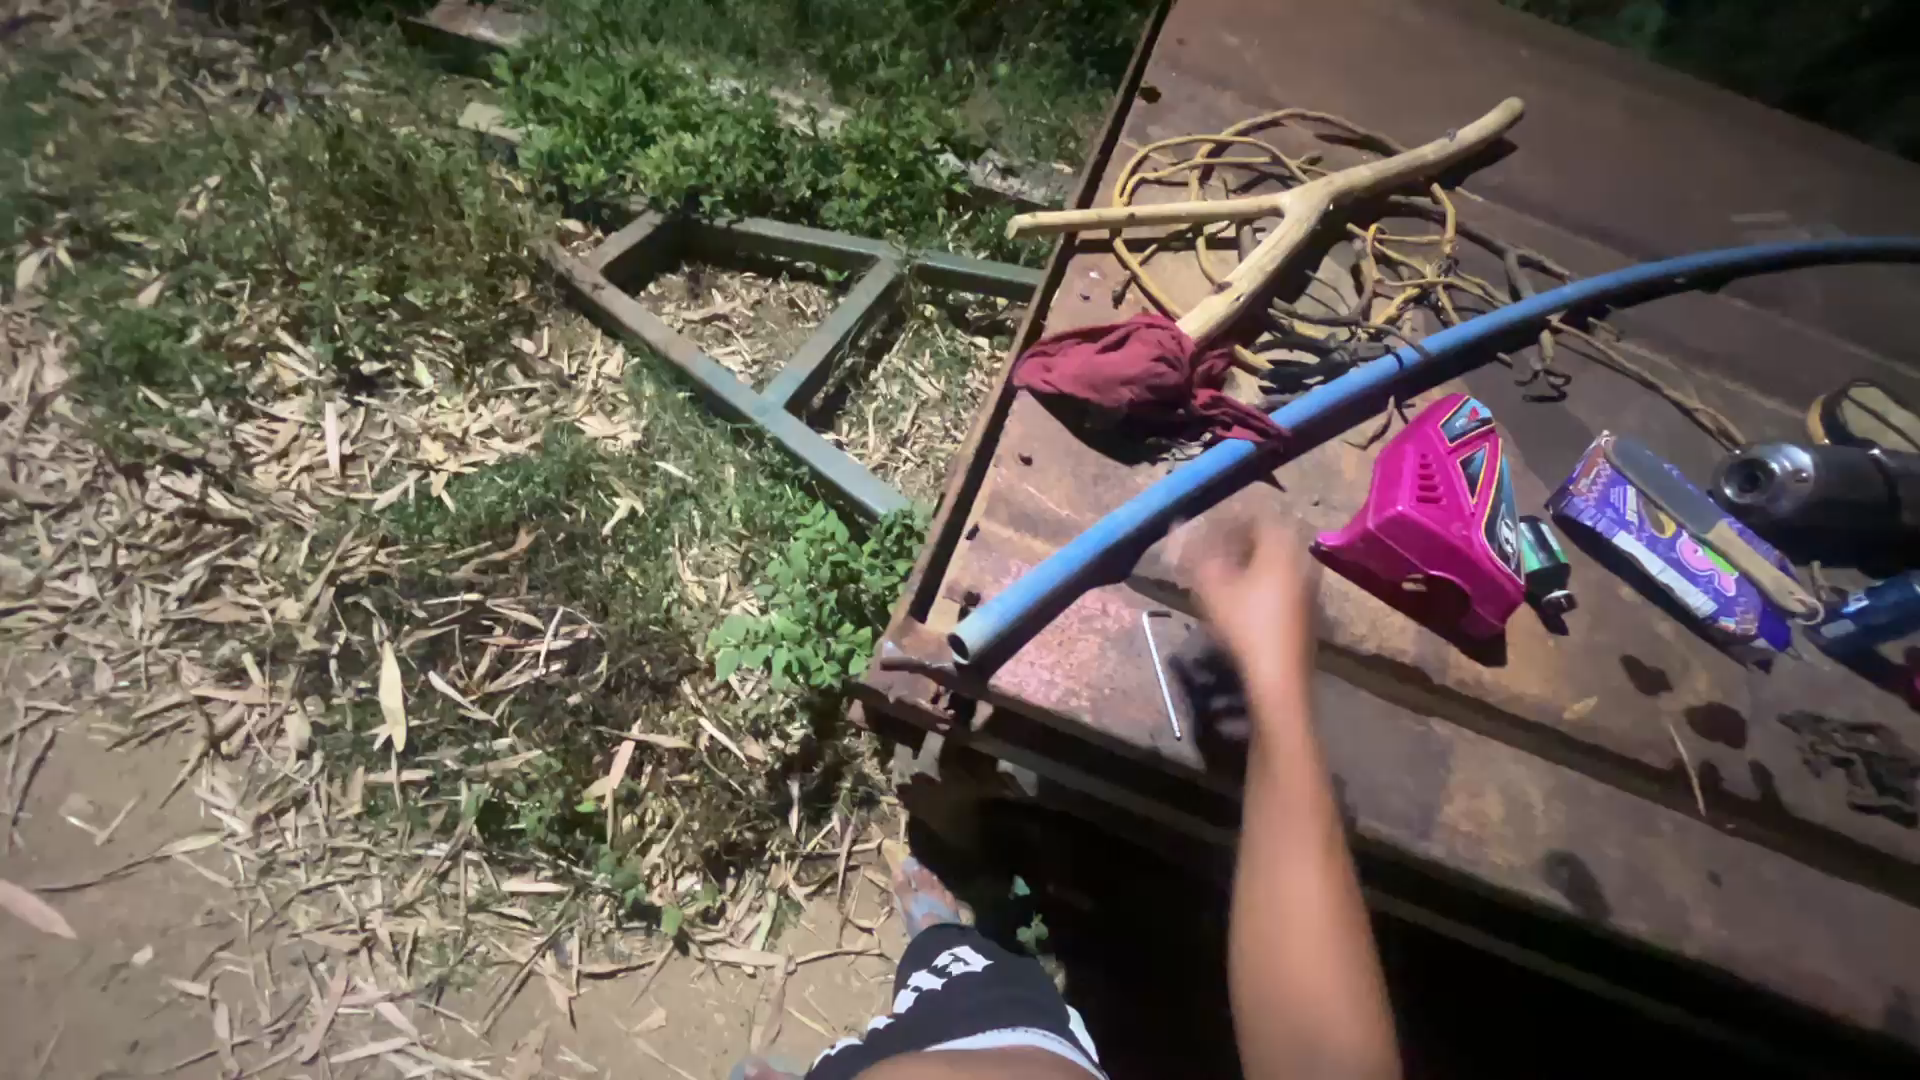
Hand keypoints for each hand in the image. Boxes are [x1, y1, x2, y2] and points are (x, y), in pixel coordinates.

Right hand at [1175, 514, 1317, 696]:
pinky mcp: (1309, 609)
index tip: (1205, 533)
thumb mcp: (1211, 587)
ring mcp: (1309, 586)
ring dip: (1250, 562)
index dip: (1228, 521)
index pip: (1257, 517)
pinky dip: (1263, 581)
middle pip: (1269, 538)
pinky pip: (1284, 581)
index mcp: (1281, 548)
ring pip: (1277, 561)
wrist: (1278, 675)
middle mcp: (1301, 560)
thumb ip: (1193, 554)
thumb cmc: (1244, 625)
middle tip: (1213, 553)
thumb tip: (1176, 526)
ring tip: (1224, 577)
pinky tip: (1243, 600)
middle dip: (1239, 541)